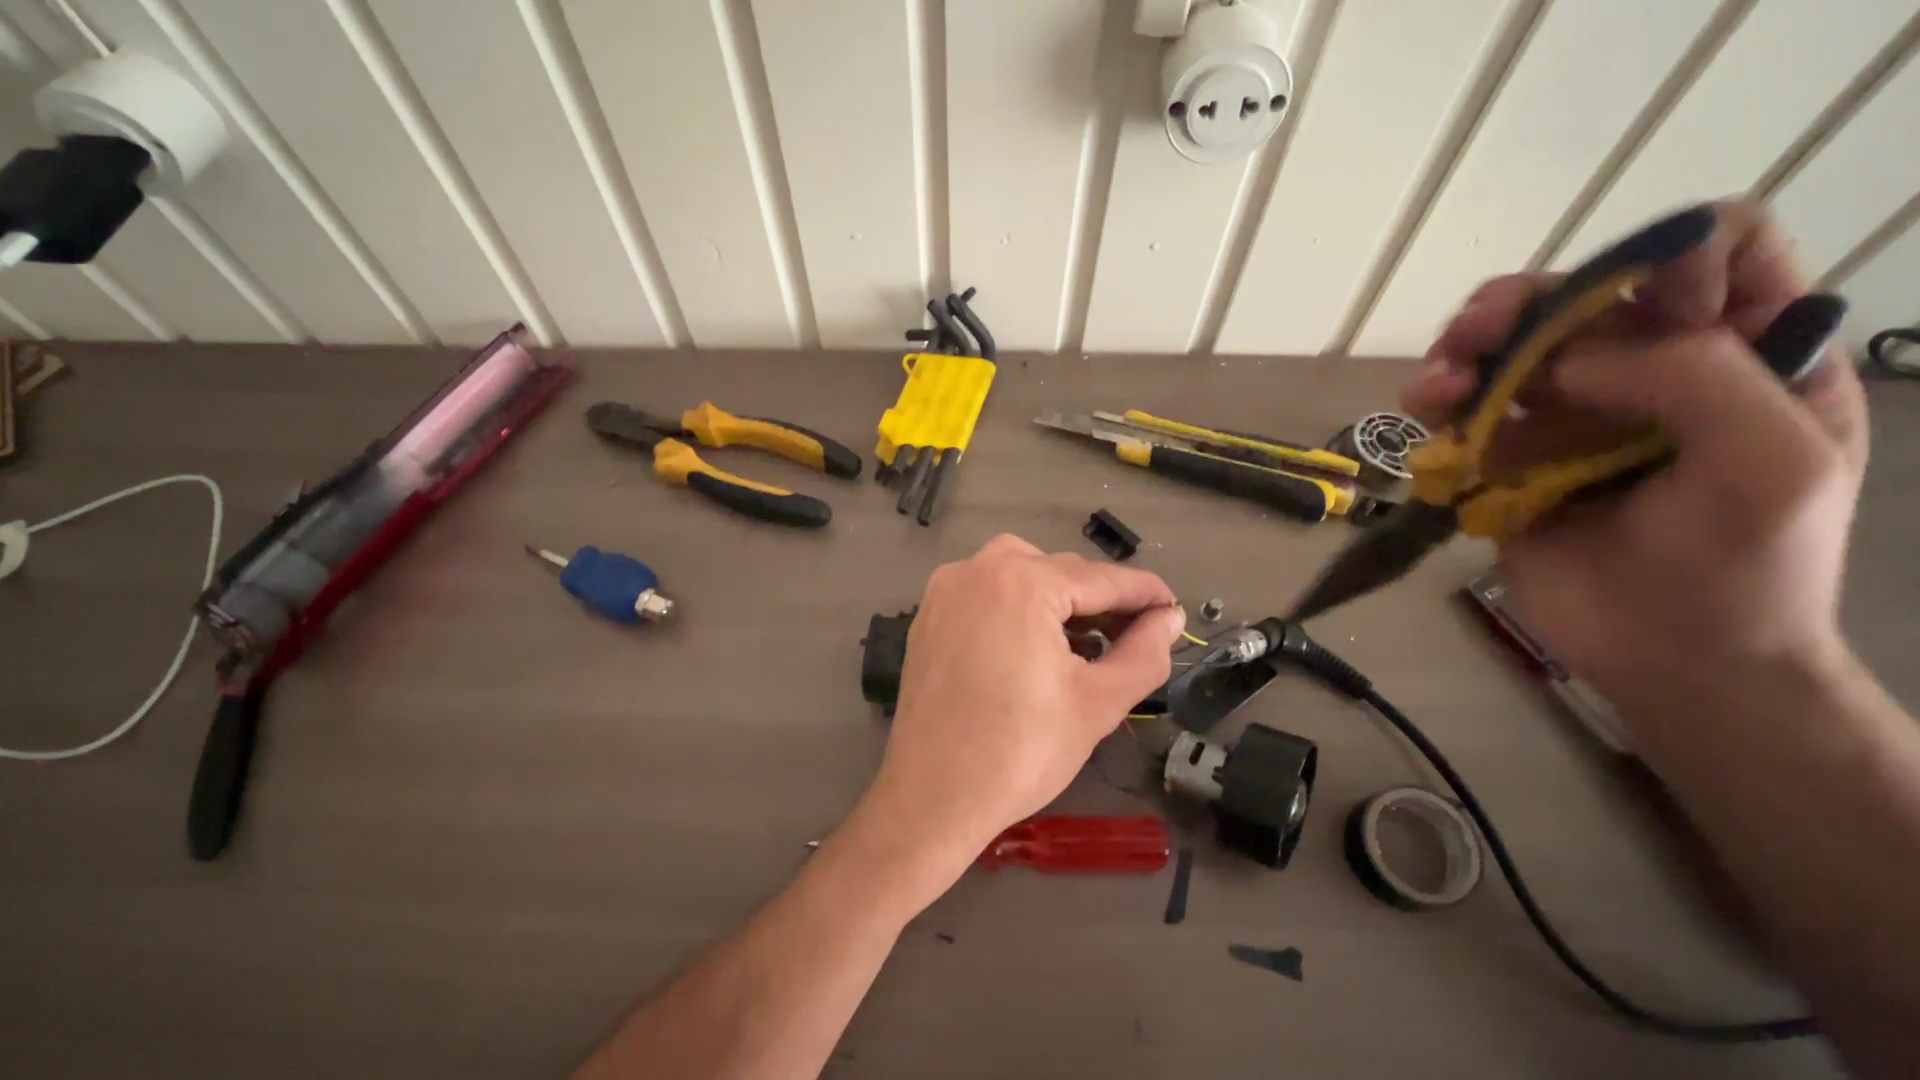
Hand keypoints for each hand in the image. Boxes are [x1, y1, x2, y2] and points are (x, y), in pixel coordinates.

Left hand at [852, 535, 1184, 871]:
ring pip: (1021, 577)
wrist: (932, 798)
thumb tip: (1168, 619)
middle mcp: (978, 569)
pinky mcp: (928, 618)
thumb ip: (1143, 653)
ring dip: (1059, 602)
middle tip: (1136, 639)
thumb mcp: (1097, 703)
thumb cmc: (1020, 751)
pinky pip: (987, 596)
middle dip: (1101, 602)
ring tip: (1088, 646)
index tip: (1174, 612)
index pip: (1102, 579)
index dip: (1146, 595)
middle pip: (1060, 573)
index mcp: (1022, 582)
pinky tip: (1036, 650)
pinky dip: (1018, 611)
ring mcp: (945, 591)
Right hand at [1402, 201, 1869, 709]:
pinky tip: (1426, 418)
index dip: (1667, 255)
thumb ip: (1694, 376)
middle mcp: (1655, 367)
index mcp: (1749, 350)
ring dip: (1464, 349)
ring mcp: (1577, 413)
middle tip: (1476, 332)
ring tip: (1435, 385)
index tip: (1622, 314)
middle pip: (1584, 291)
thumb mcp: (1772, 461)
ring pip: (1511, 344)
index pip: (1716, 249)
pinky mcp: (1514, 457)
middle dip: (1525, 301)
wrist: (1678, 666)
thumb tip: (1566, 356)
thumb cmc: (1750, 568)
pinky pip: (1467, 409)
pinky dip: (1438, 403)